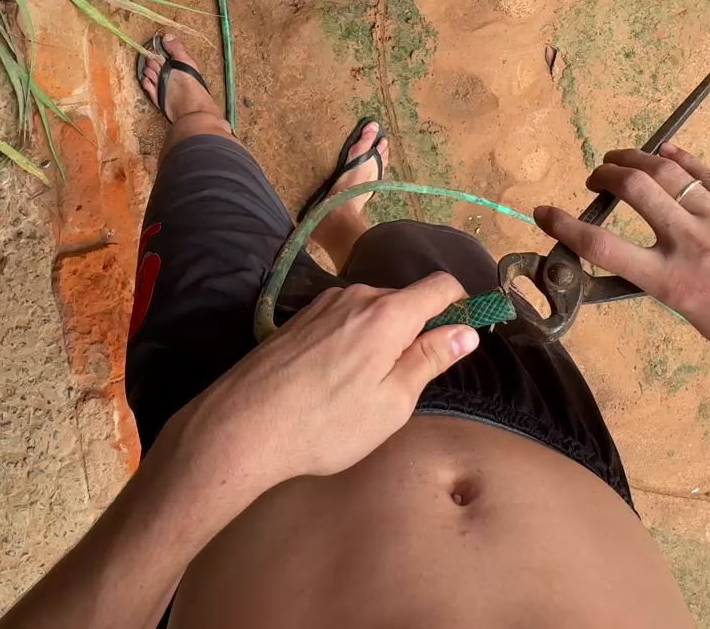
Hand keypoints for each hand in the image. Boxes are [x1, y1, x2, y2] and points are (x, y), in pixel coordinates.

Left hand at [165, 272, 481, 490]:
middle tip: (405, 382)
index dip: (460, 305)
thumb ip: (430, 360)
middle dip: (417, 330)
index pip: (440, 286)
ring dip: (384, 336)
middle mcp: (358, 295)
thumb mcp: (392, 403)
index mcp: (388, 313)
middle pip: (406, 299)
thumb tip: (466, 331)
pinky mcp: (302, 315)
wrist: (243, 423)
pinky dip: (356, 338)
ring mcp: (326, 302)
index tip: (461, 336)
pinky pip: (346, 316)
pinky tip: (335, 377)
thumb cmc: (326, 424)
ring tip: (365, 387)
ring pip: (374, 309)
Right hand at [534, 146, 709, 414]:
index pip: (602, 247)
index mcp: (680, 285)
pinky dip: (683, 160)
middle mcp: (697, 244)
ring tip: (621, 160)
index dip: (563, 225)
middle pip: (633, 189)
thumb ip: (677, 287)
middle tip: (595, 177)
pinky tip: (668, 153)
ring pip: (669, 172)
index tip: (542, 212)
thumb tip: (654, 263)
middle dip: (604, 175)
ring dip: (635, 161)